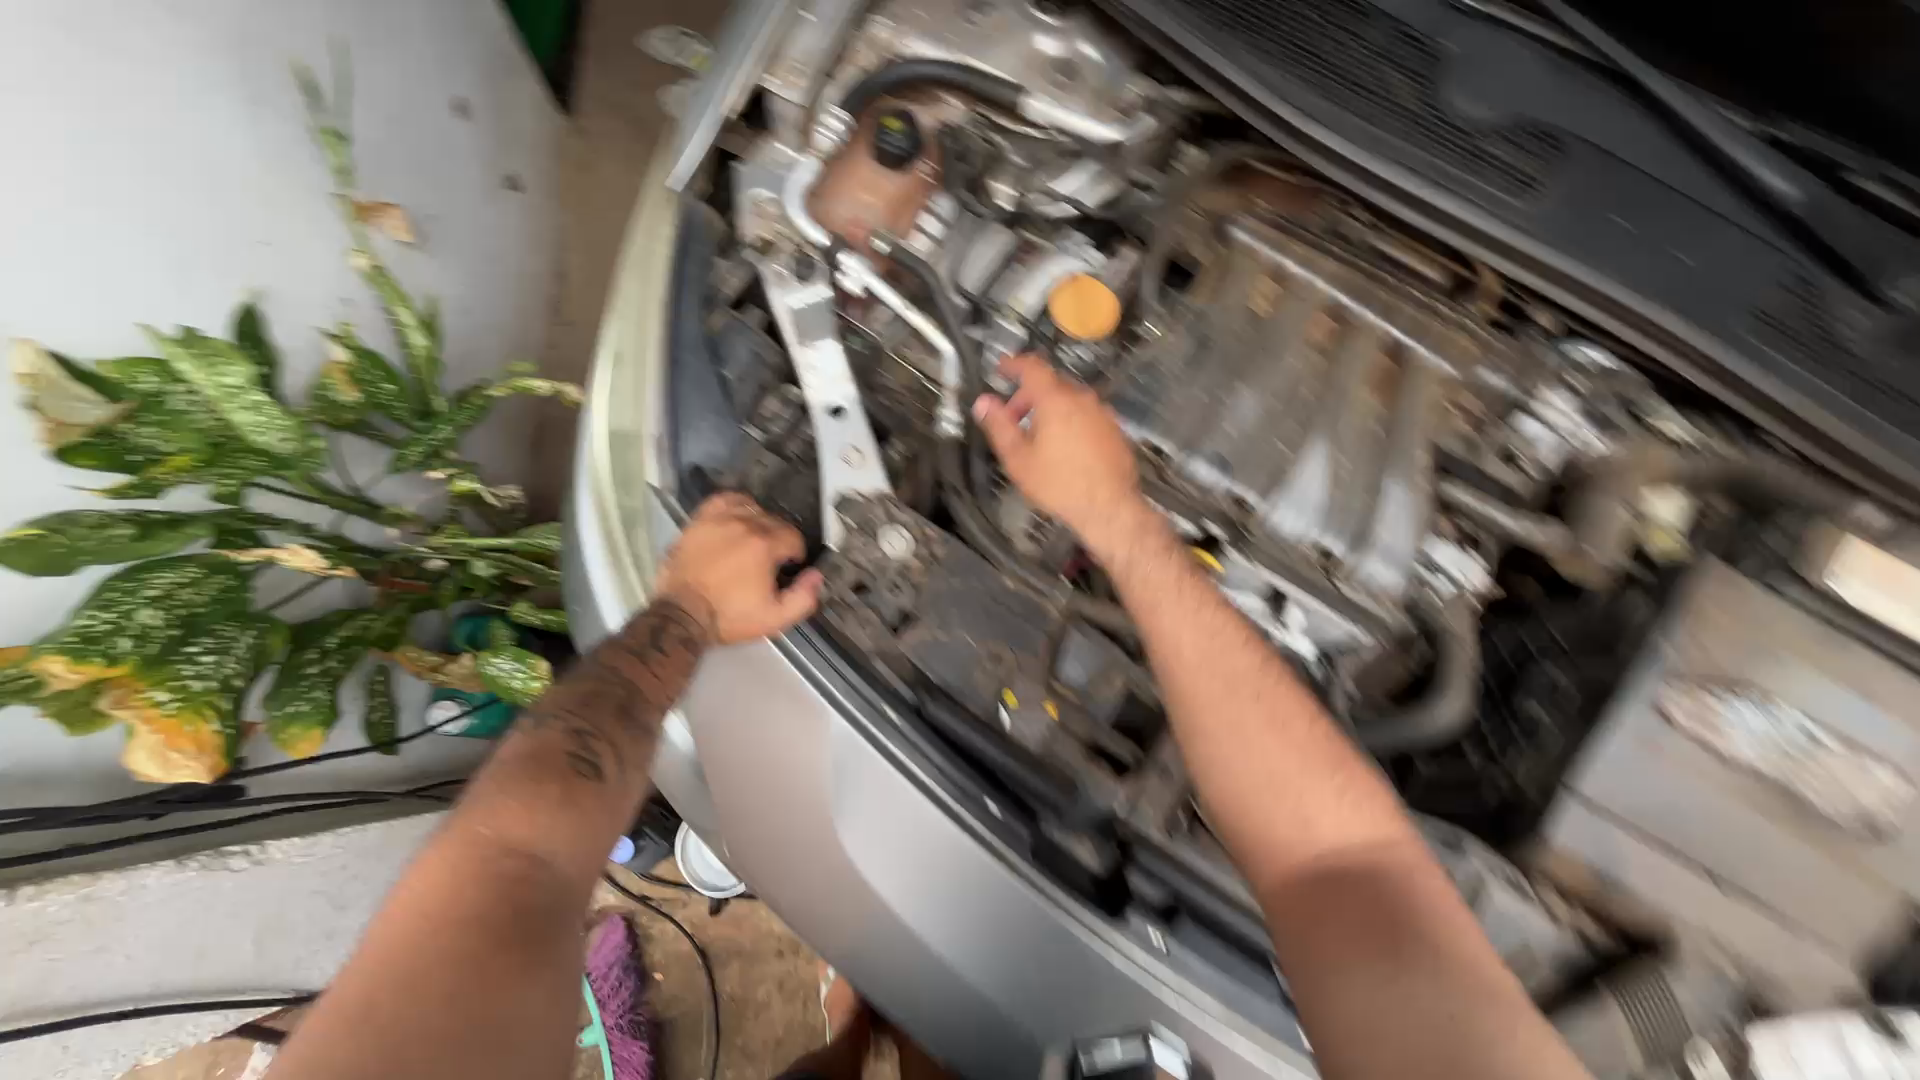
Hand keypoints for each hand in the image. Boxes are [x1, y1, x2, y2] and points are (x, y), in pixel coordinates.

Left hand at [654, 493, 823, 644]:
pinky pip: (724, 500)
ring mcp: (719, 520)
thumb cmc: (729, 616)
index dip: (796, 554)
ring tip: (755, 540)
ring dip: (760, 521)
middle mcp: (745, 525)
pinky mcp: (699, 521)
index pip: (794, 537)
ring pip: (752, 508)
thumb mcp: (774, 619)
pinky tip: (737, 517)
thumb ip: (803, 598)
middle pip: (775, 521)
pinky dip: (735, 505)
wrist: (681, 615)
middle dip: (780, 539)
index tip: (789, 568)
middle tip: (772, 561)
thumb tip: (816, 576)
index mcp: (765, 546)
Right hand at [972, 353, 1147, 547]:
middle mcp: (1082, 398)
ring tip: (1039, 438)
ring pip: (1071, 400)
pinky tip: (1065, 449)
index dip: (1013, 364)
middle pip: (1051, 384)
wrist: (1108, 508)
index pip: (1032, 367)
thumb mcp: (1018, 458)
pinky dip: (1071, 421)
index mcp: (1055, 400)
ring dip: (1051, 410)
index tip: (1001, 368)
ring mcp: (1102, 413)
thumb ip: (998, 425)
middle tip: (1014, 419)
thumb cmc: (1058, 484)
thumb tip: (982, 402)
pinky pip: (1087, 416)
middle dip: (1029, 396)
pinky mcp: (1115, 430)